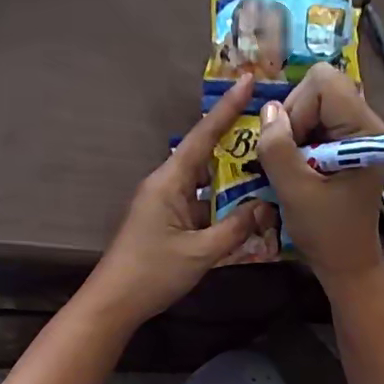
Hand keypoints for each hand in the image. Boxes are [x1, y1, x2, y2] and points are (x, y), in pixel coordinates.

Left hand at [81, 75, 278, 324]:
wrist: (114, 302)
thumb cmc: (153, 273)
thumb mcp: (200, 252)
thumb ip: (235, 228)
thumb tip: (266, 207)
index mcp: (169, 182)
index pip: (203, 137)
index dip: (227, 110)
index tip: (248, 81)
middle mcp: (165, 185)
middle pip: (204, 155)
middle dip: (235, 141)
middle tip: (270, 128)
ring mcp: (163, 204)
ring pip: (203, 182)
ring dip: (230, 177)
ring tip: (266, 166)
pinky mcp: (165, 222)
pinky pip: (198, 203)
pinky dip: (220, 202)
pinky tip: (244, 207)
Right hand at [257, 64, 383, 285]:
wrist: (347, 263)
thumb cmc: (326, 232)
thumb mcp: (295, 193)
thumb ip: (278, 150)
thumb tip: (268, 111)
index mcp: (362, 129)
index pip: (322, 81)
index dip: (297, 108)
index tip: (290, 148)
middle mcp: (364, 122)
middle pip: (318, 88)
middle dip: (293, 118)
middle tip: (288, 158)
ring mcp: (355, 134)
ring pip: (313, 105)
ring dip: (293, 133)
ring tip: (291, 167)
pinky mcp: (345, 146)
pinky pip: (316, 124)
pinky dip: (299, 142)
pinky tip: (297, 169)